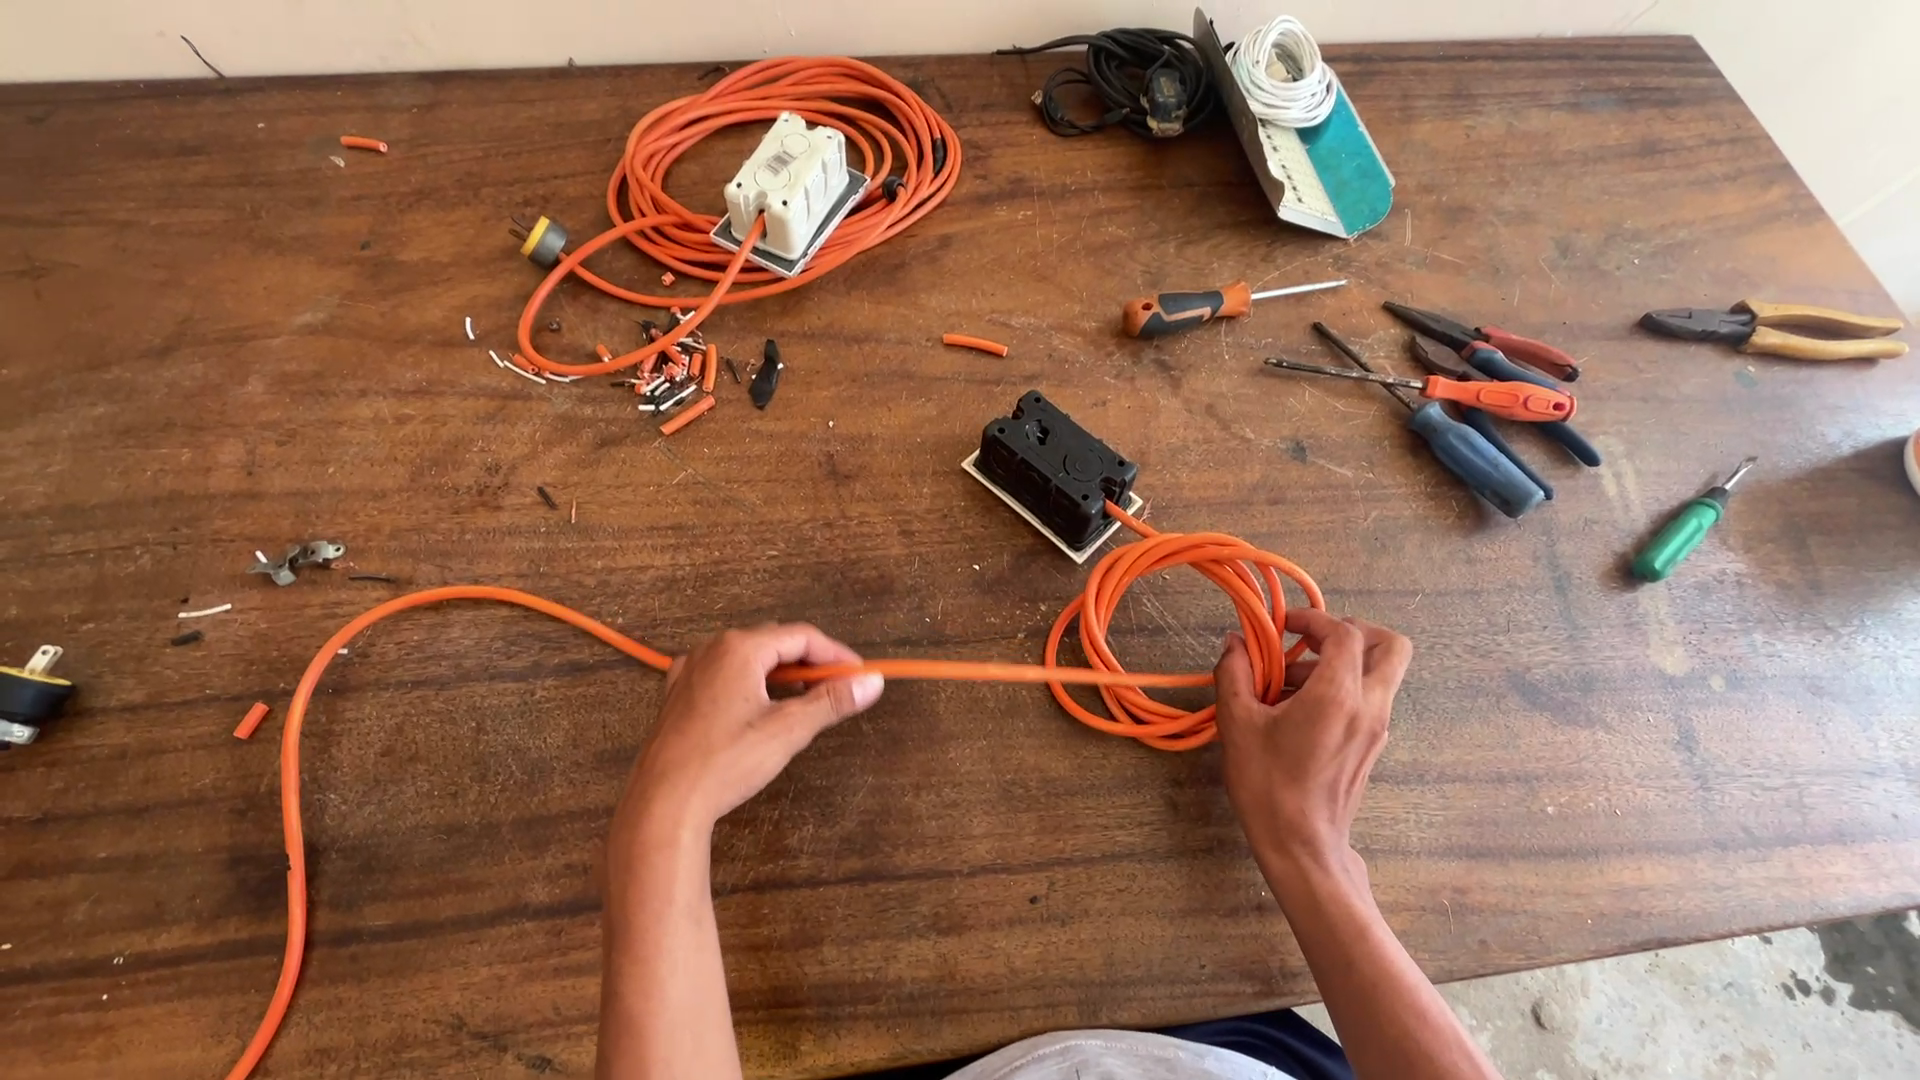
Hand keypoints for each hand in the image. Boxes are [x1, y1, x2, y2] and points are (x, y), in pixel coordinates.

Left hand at [614, 623, 884, 837]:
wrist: (662, 803)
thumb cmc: (726, 763)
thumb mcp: (787, 731)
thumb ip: (832, 702)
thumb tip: (873, 682)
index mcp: (740, 649)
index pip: (802, 637)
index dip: (836, 654)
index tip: (859, 675)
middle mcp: (712, 648)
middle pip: (775, 642)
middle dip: (810, 663)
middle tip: (836, 689)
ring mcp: (690, 669)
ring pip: (749, 657)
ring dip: (782, 673)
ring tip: (804, 702)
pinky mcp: (678, 693)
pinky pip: (725, 673)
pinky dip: (751, 682)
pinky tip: (759, 708)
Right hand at [1213, 608, 1410, 875]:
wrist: (1301, 845)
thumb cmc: (1266, 782)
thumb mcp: (1237, 722)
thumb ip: (1234, 672)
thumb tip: (1235, 642)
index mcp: (1338, 695)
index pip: (1344, 632)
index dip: (1313, 618)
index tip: (1281, 625)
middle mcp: (1370, 706)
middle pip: (1392, 645)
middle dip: (1353, 631)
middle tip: (1311, 640)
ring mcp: (1377, 727)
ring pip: (1382, 672)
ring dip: (1342, 661)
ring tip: (1290, 681)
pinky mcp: (1372, 744)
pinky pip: (1369, 697)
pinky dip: (1342, 687)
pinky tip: (1297, 709)